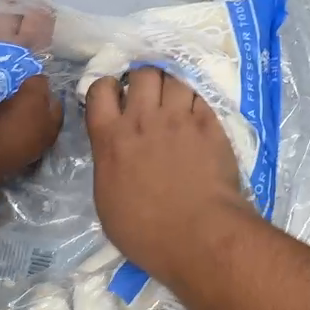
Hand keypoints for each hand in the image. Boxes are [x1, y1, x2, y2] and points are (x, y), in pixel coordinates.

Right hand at [85, 68, 257, 284]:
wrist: (200, 236)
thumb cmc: (146, 232)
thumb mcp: (107, 201)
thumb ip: (108, 164)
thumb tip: (115, 152)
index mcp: (111, 138)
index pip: (100, 89)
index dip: (108, 88)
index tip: (116, 100)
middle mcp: (143, 120)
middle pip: (142, 73)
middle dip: (145, 80)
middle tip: (150, 98)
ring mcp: (179, 119)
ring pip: (174, 78)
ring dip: (172, 86)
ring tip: (176, 102)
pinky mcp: (210, 124)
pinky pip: (201, 96)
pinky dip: (196, 102)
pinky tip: (197, 116)